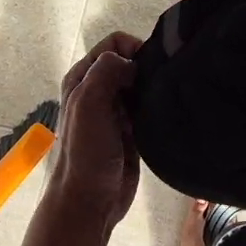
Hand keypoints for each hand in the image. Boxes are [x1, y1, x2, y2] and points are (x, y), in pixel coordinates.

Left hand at [46, 32, 142, 229]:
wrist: (89, 202)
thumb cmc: (86, 153)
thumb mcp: (89, 103)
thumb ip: (108, 71)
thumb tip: (134, 63)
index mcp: (82, 77)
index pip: (115, 43)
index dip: (133, 50)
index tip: (146, 72)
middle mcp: (97, 89)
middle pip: (130, 62)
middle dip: (146, 70)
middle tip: (158, 89)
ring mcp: (114, 111)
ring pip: (141, 85)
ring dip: (152, 91)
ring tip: (161, 105)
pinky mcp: (130, 130)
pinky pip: (148, 108)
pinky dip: (156, 109)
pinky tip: (162, 119)